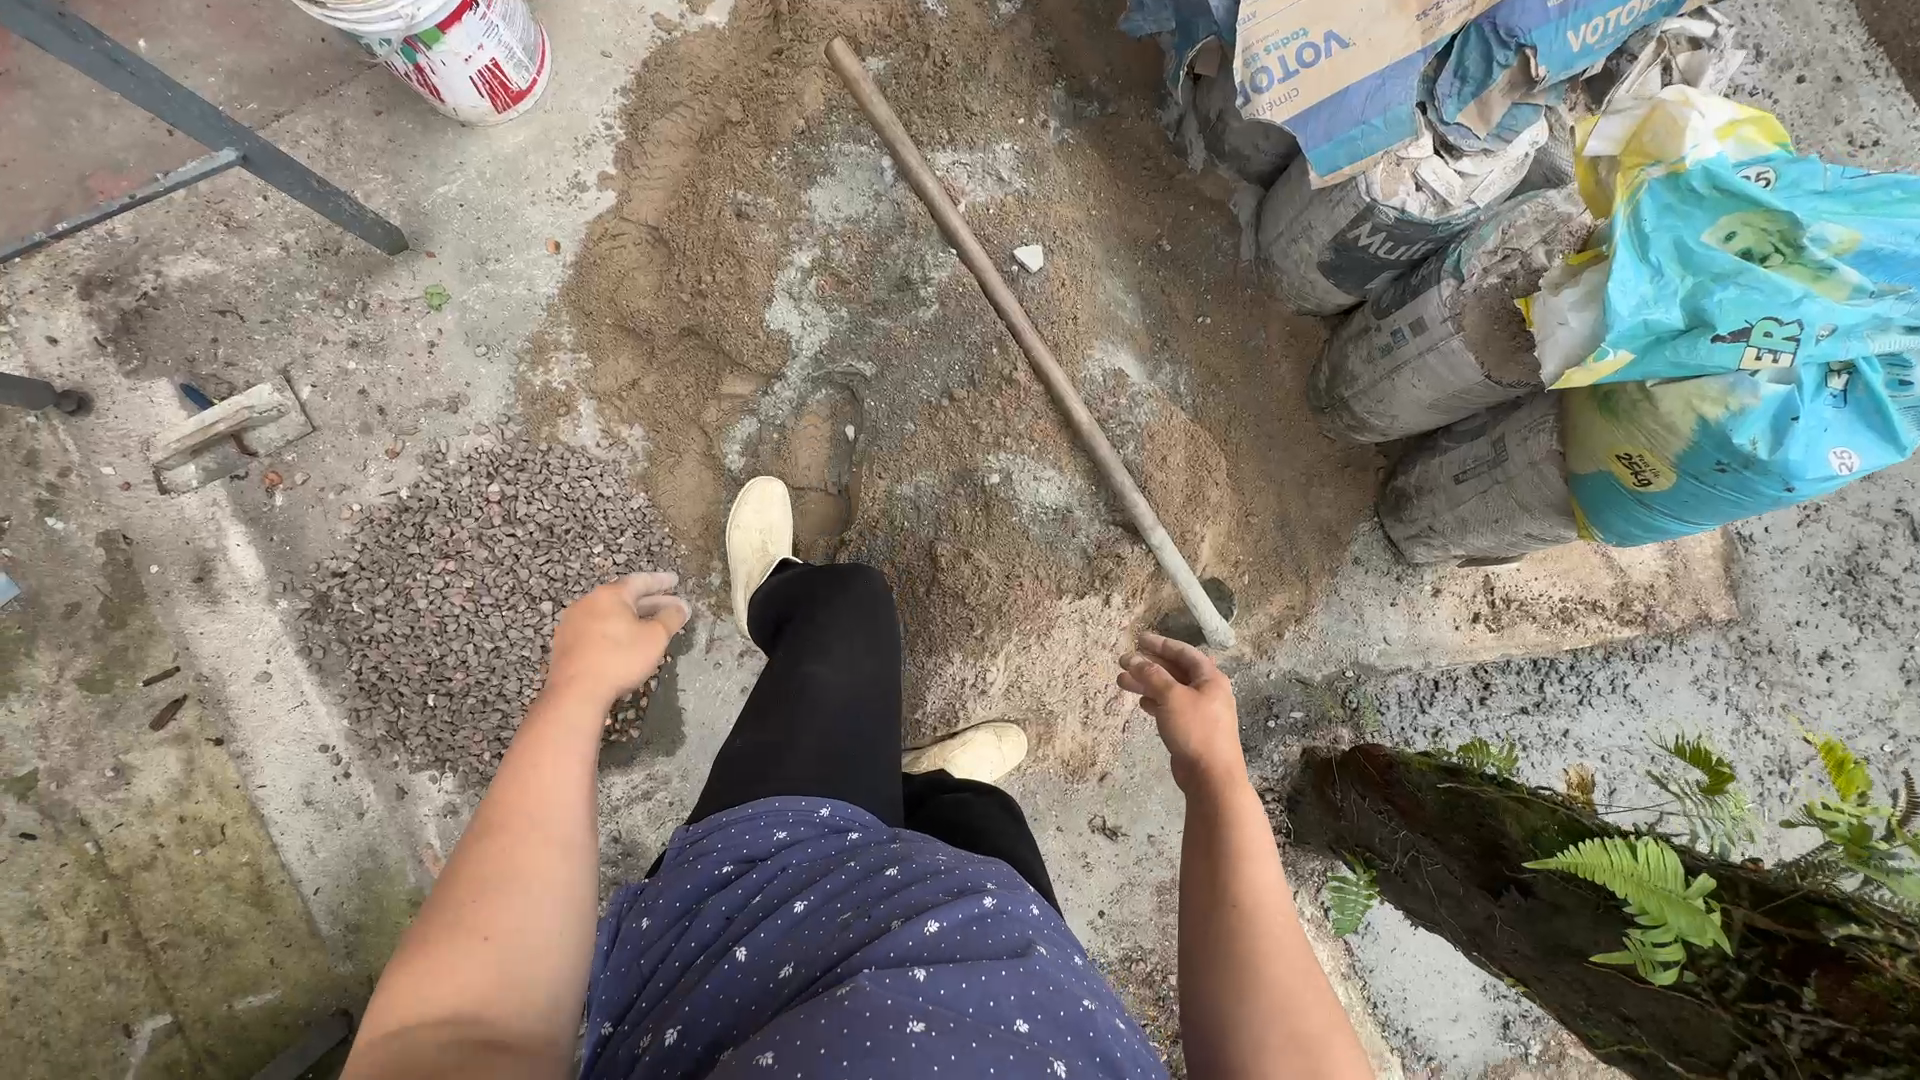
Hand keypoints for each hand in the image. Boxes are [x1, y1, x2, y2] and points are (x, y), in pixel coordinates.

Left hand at [544, 572, 689, 708]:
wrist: (576, 692)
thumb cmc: (620, 658)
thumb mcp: (655, 637)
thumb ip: (671, 618)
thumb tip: (681, 607)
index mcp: (609, 595)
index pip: (640, 580)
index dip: (661, 581)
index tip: (675, 581)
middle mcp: (588, 603)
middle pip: (624, 597)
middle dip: (651, 602)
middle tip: (672, 606)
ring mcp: (573, 623)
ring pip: (610, 614)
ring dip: (633, 617)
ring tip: (652, 625)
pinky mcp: (566, 643)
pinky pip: (597, 628)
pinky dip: (616, 630)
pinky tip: (626, 641)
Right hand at [1118, 632, 1245, 793]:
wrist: (1212, 776)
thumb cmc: (1195, 730)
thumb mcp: (1171, 696)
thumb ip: (1151, 675)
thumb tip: (1133, 658)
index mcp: (1210, 678)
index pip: (1184, 652)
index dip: (1161, 644)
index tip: (1139, 639)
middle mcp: (1207, 691)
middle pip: (1174, 671)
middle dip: (1148, 665)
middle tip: (1124, 661)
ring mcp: (1199, 711)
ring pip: (1169, 690)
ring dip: (1147, 684)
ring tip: (1121, 681)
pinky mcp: (1190, 729)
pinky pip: (1170, 708)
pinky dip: (1155, 702)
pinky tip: (1141, 702)